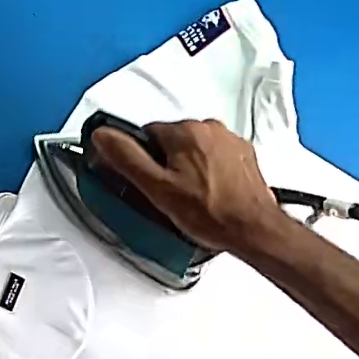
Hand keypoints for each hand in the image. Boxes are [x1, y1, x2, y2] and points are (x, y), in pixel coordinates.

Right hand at [91, 119, 288, 253]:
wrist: (254, 230)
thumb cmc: (212, 213)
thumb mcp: (157, 188)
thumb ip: (126, 157)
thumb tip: (104, 135)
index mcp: (185, 131)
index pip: (147, 134)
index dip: (144, 161)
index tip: (152, 180)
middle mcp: (210, 128)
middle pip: (171, 140)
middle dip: (167, 164)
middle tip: (172, 192)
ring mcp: (229, 141)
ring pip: (194, 148)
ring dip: (189, 167)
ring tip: (194, 196)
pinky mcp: (243, 154)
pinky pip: (215, 155)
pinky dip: (210, 171)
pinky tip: (211, 193)